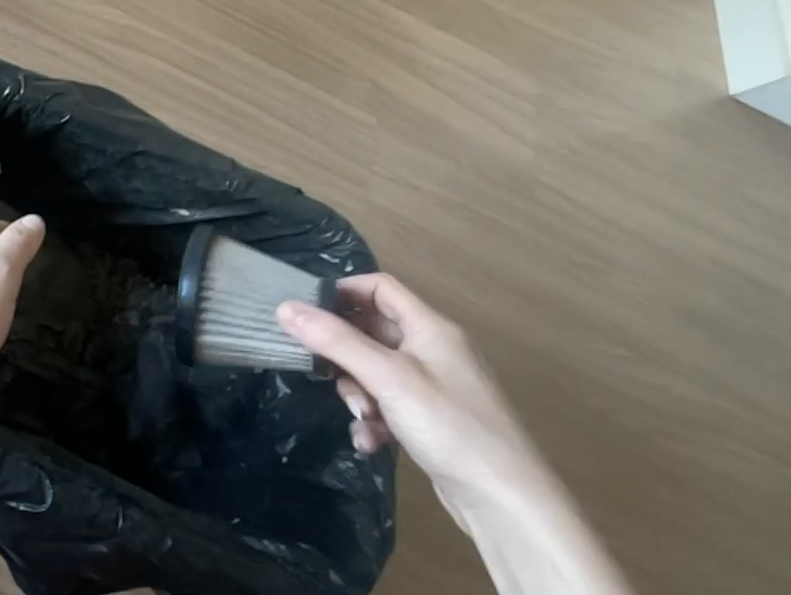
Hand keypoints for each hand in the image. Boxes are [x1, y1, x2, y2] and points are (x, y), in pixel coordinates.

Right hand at [278, 274, 548, 520]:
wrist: (507, 503)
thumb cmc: (450, 426)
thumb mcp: (385, 377)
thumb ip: (334, 340)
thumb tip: (283, 307)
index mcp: (431, 328)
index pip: (379, 287)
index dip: (342, 292)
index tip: (306, 312)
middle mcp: (434, 350)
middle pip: (371, 331)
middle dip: (343, 353)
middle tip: (324, 371)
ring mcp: (434, 386)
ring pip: (374, 370)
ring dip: (357, 391)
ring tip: (360, 415)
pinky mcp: (431, 419)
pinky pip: (387, 403)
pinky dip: (373, 418)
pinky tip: (369, 441)